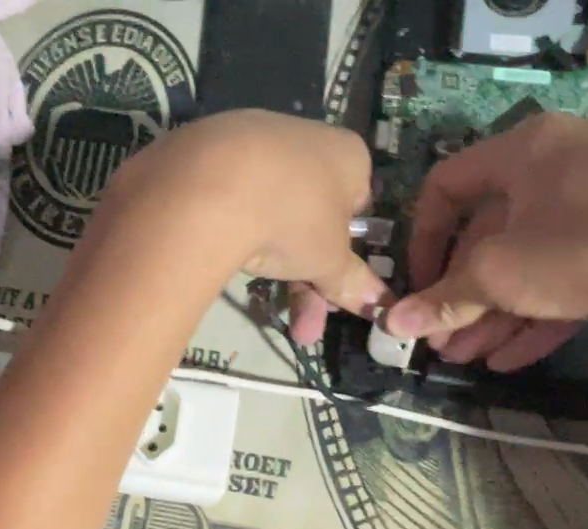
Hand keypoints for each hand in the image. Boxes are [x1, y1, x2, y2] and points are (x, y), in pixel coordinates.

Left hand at [102, 110, 387, 340]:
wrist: (209, 185)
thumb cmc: (292, 216)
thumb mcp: (328, 260)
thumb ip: (351, 281)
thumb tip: (380, 303)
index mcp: (347, 154)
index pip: (356, 208)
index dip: (344, 254)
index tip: (330, 291)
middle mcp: (304, 139)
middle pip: (309, 219)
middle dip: (306, 282)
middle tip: (300, 329)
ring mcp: (253, 142)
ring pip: (267, 214)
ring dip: (268, 266)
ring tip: (256, 303)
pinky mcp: (207, 155)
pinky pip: (229, 203)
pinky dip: (231, 234)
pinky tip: (221, 257)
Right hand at [383, 113, 587, 370]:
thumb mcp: (500, 275)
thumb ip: (443, 299)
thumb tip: (392, 323)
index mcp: (527, 150)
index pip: (447, 187)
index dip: (421, 241)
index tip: (417, 289)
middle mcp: (568, 161)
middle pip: (493, 233)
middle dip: (463, 295)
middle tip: (444, 343)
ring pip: (535, 259)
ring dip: (496, 314)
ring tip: (473, 360)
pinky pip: (577, 271)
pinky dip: (542, 312)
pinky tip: (516, 359)